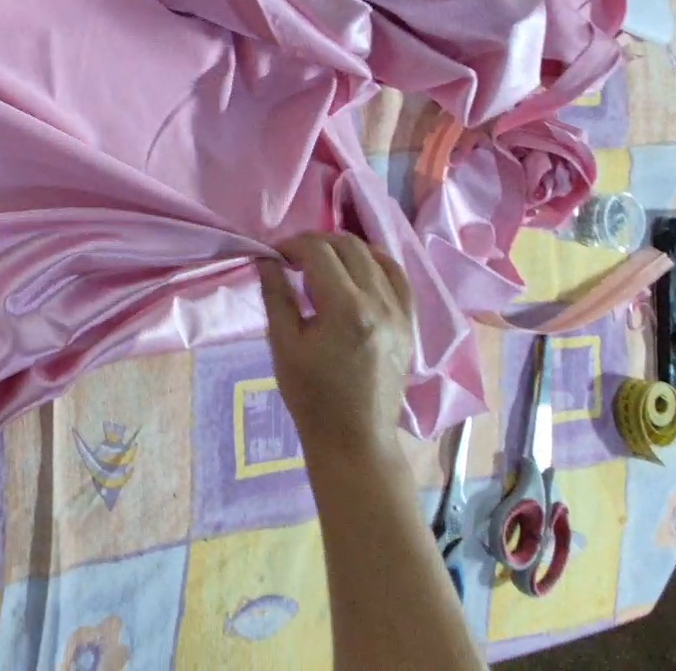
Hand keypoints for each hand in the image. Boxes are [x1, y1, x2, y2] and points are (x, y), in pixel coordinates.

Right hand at [256, 233, 415, 463]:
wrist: (354, 434)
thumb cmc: (310, 392)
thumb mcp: (282, 342)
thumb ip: (276, 295)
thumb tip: (266, 259)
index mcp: (347, 309)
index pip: (319, 252)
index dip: (290, 245)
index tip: (271, 256)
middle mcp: (381, 304)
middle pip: (349, 246)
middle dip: (314, 243)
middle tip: (289, 258)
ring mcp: (401, 313)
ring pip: (375, 256)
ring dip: (342, 250)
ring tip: (318, 264)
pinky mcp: (409, 323)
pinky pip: (397, 277)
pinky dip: (374, 263)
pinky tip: (354, 270)